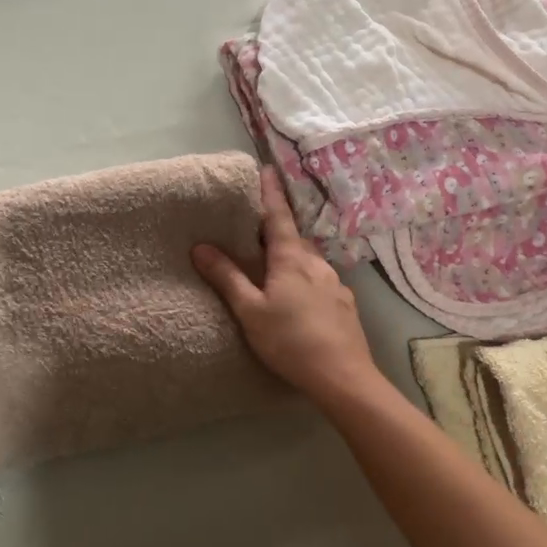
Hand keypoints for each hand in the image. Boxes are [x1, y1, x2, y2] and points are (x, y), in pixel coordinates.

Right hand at [193, 166, 381, 407]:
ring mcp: (335, 284)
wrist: (344, 378)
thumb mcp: (250, 311)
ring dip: (292, 257)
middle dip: (277, 230)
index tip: (266, 169)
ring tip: (275, 268)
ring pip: (309, 261)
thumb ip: (227, 278)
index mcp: (291, 259)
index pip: (278, 217)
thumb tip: (200, 246)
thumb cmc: (290, 341)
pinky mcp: (345, 305)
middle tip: (257, 230)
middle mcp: (316, 264)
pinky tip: (299, 300)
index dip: (270, 193)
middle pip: (294, 238)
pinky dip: (306, 280)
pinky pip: (321, 282)